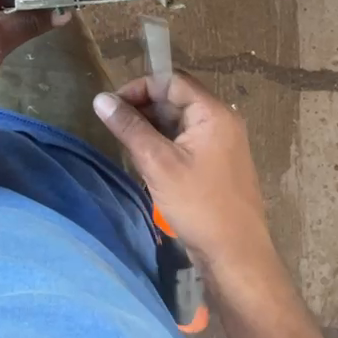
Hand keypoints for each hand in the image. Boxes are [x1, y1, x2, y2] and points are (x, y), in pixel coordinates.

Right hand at [93, 71, 274, 272]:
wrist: (237, 257)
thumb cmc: (199, 205)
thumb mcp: (157, 163)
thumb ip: (129, 127)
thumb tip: (100, 98)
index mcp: (213, 114)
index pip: (171, 81)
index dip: (139, 87)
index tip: (113, 107)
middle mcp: (221, 121)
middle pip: (175, 98)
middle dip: (143, 108)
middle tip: (117, 128)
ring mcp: (222, 143)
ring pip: (178, 120)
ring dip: (151, 127)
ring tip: (129, 146)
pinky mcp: (218, 163)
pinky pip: (185, 139)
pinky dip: (164, 143)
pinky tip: (147, 161)